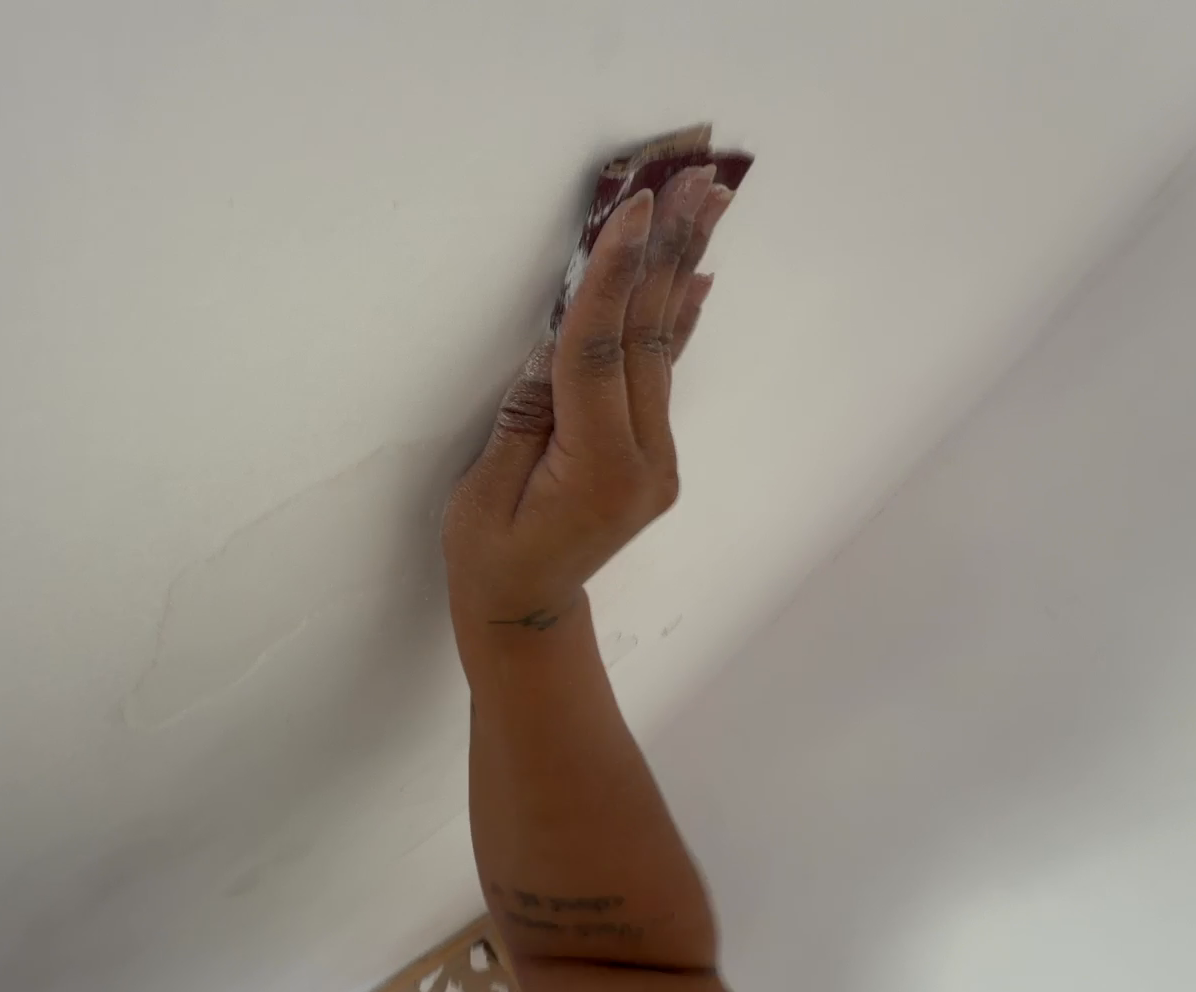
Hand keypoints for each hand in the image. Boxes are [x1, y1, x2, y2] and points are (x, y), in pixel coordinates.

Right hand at [443, 166, 730, 629]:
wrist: (527, 609)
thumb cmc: (489, 560)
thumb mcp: (484, 493)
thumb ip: (524, 417)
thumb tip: (556, 344)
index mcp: (596, 472)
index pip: (600, 357)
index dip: (612, 281)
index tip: (634, 208)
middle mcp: (643, 461)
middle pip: (650, 340)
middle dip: (668, 254)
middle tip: (700, 177)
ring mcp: (656, 459)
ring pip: (663, 351)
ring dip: (680, 273)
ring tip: (711, 202)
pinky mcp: (651, 457)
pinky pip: (661, 378)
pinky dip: (677, 325)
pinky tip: (699, 282)